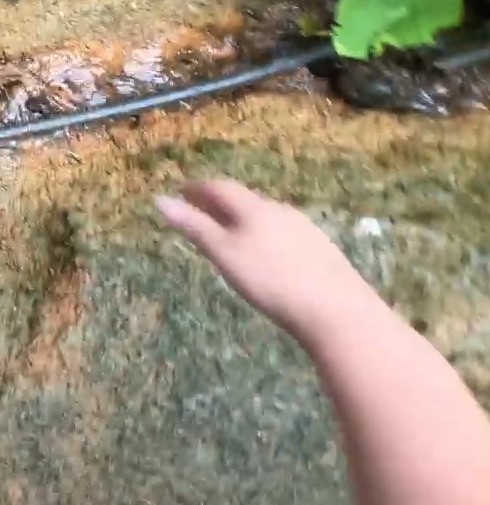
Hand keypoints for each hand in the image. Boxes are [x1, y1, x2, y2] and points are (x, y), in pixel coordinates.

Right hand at [156, 179, 386, 343]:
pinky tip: (265, 255)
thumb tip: (159, 199)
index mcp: (254, 208)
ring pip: (266, 216)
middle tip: (199, 213)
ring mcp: (308, 232)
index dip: (197, 188)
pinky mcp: (325, 253)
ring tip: (228, 234)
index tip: (180, 194)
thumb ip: (192, 225)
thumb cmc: (271, 280)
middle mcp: (281, 212)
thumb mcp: (223, 253)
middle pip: (244, 199)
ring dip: (242, 219)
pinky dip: (264, 234)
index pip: (219, 187)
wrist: (344, 317)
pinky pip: (284, 233)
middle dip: (218, 203)